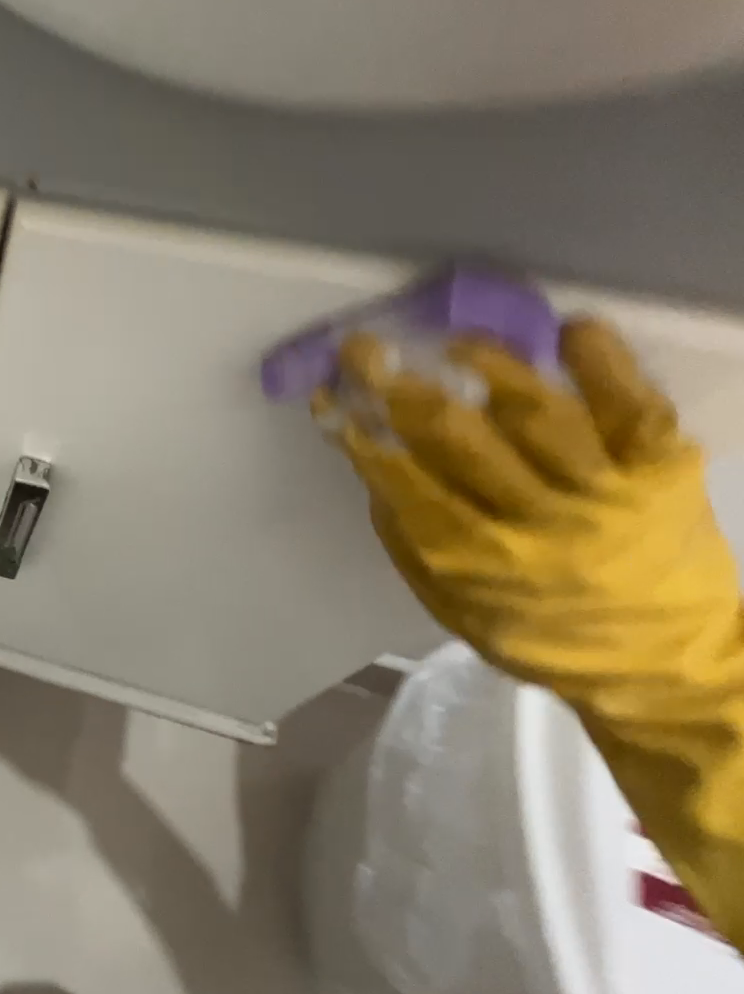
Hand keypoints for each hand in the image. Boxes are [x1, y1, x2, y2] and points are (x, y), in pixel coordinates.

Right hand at [313, 317, 739, 704]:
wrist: (664, 663)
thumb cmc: (530, 632)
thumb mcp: (444, 596)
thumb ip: (407, 531)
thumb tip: (375, 462)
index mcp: (470, 553)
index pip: (400, 475)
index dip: (358, 430)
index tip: (329, 393)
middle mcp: (535, 518)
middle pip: (459, 436)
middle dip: (401, 385)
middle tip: (364, 348)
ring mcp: (606, 490)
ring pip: (540, 414)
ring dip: (489, 367)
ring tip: (452, 341)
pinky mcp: (664, 471)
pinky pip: (635, 406)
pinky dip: (605, 363)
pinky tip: (571, 329)